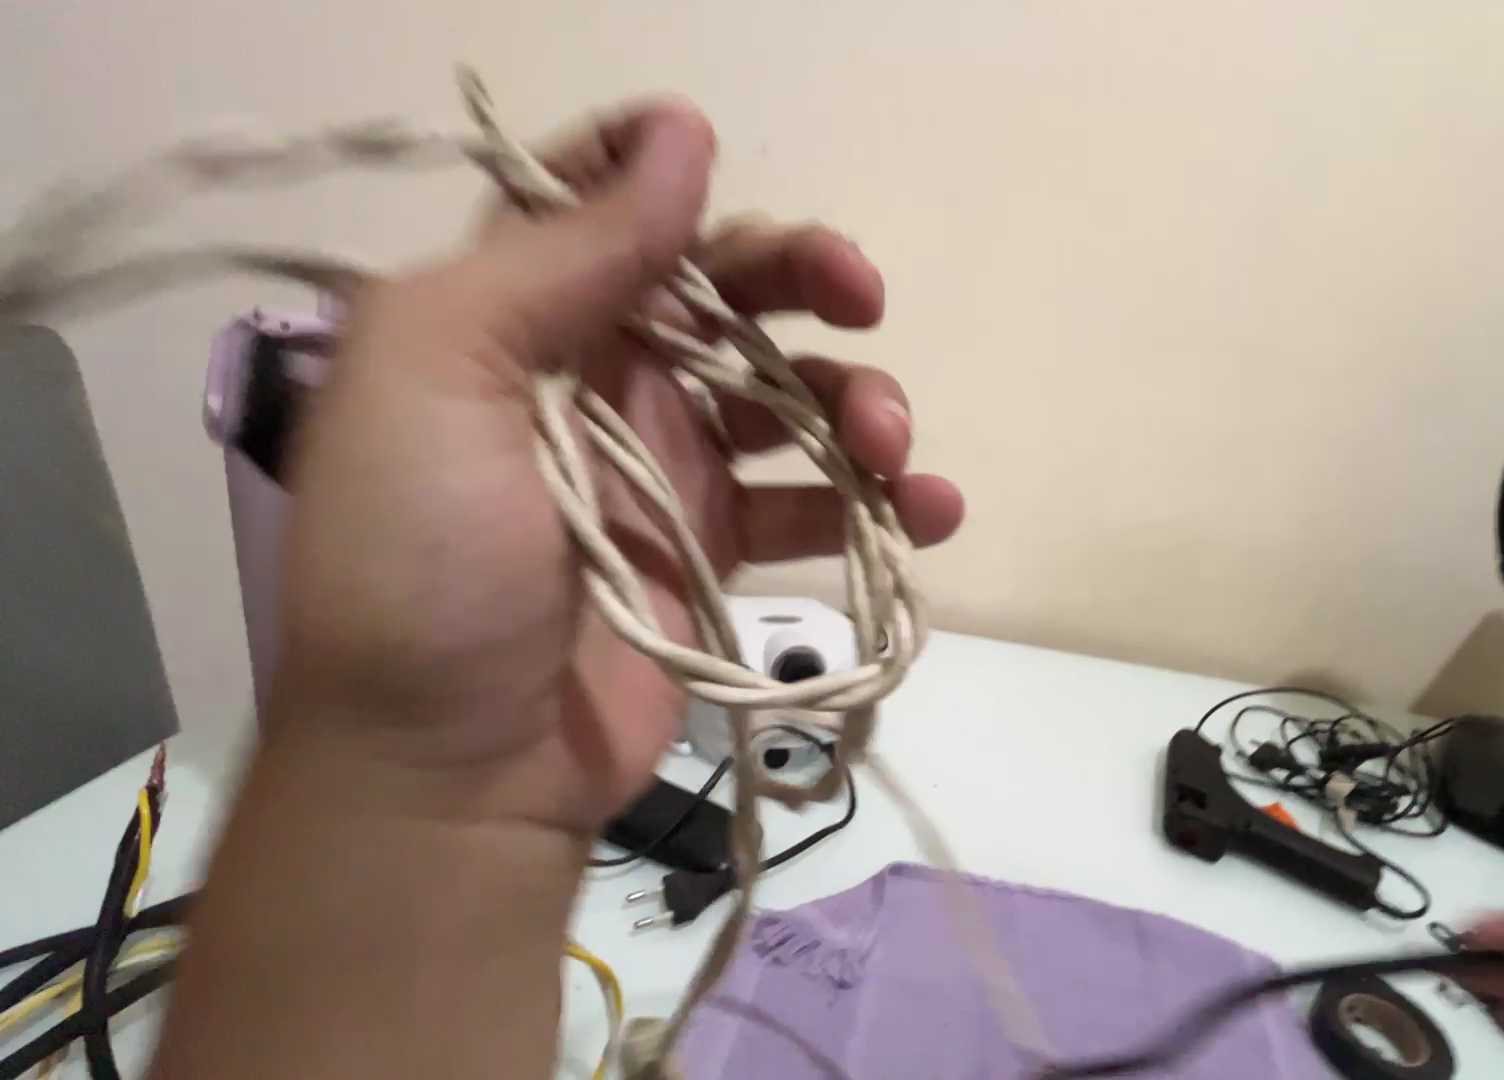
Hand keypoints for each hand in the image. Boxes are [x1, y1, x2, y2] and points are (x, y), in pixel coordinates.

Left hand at [270, 99, 963, 833]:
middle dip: (811, 285)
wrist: (459, 764)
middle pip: (737, 299)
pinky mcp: (726, 550)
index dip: (682, 186)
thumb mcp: (445, 375)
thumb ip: (561, 254)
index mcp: (534, 322)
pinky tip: (927, 513)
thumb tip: (680, 131)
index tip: (737, 191)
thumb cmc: (429, 564)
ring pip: (798, 403)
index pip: (619, 215)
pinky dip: (882, 506)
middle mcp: (614, 382)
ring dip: (863, 408)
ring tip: (891, 452)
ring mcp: (680, 470)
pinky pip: (820, 507)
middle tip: (865, 306)